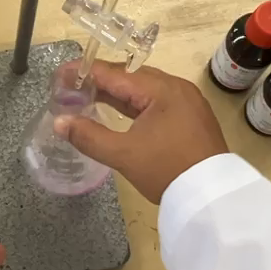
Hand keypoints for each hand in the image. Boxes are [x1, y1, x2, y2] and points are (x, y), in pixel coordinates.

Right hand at [54, 61, 229, 203]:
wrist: (211, 196)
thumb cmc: (166, 170)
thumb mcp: (123, 155)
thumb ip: (89, 136)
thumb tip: (59, 122)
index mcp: (161, 89)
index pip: (115, 72)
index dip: (84, 72)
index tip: (60, 76)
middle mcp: (176, 88)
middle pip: (130, 77)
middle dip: (99, 81)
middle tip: (71, 88)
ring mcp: (186, 102)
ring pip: (144, 90)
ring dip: (116, 94)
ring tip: (89, 98)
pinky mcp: (190, 118)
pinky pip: (156, 102)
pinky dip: (134, 105)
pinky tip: (119, 112)